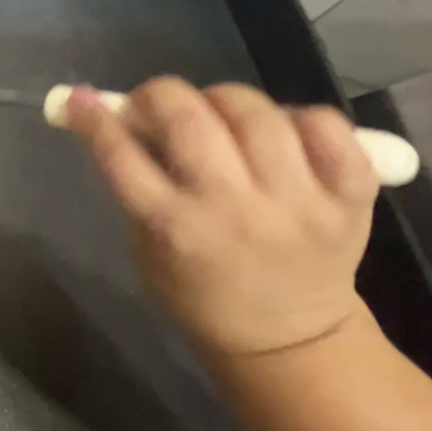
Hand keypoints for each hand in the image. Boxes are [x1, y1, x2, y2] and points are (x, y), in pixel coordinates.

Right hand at [67, 78, 380, 356]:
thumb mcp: (147, 242)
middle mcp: (234, 209)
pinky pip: (329, 129)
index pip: (121, 155)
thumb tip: (130, 123)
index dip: (93, 119)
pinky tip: (279, 128)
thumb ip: (141, 184)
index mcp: (174, 227)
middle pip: (190, 121)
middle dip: (159, 95)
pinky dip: (299, 116)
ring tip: (216, 112)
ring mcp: (298, 202)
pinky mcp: (350, 198)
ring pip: (257, 114)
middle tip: (152, 102)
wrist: (288, 335)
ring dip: (223, 99)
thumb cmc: (195, 291)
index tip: (81, 100)